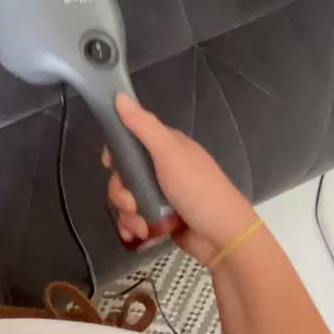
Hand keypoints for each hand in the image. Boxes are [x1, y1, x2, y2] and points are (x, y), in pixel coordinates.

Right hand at [104, 93, 260, 265]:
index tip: (109, 163)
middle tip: (130, 204)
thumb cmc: (198, 189)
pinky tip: (137, 236)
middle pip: (124, 174)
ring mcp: (161, 195)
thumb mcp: (170, 154)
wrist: (224, 236)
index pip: (132, 138)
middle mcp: (163, 168)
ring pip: (127, 198)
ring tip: (141, 227)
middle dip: (121, 192)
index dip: (117, 150)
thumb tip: (119, 96)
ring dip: (127, 215)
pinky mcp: (161, 219)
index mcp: (167, 147)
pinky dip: (132, 227)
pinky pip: (135, 219)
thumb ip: (144, 126)